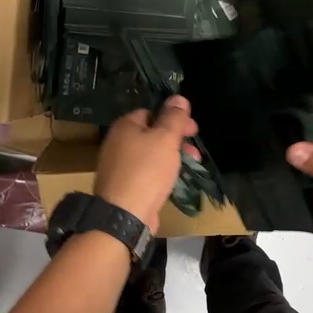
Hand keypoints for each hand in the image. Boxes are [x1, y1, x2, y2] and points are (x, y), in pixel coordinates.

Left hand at [95, 96, 198, 233]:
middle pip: (151, 134)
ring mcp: (118, 166)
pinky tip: (173, 182)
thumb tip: (179, 98)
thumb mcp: (165, 139)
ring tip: (191, 167)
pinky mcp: (124, 186)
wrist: (124, 215)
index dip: (174, 119)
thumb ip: (173, 118)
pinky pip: (146, 173)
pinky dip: (161, 174)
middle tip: (195, 151)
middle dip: (176, 140)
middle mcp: (117, 143)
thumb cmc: (146, 171)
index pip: (151, 112)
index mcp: (125, 126)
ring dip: (172, 157)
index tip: (193, 130)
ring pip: (150, 155)